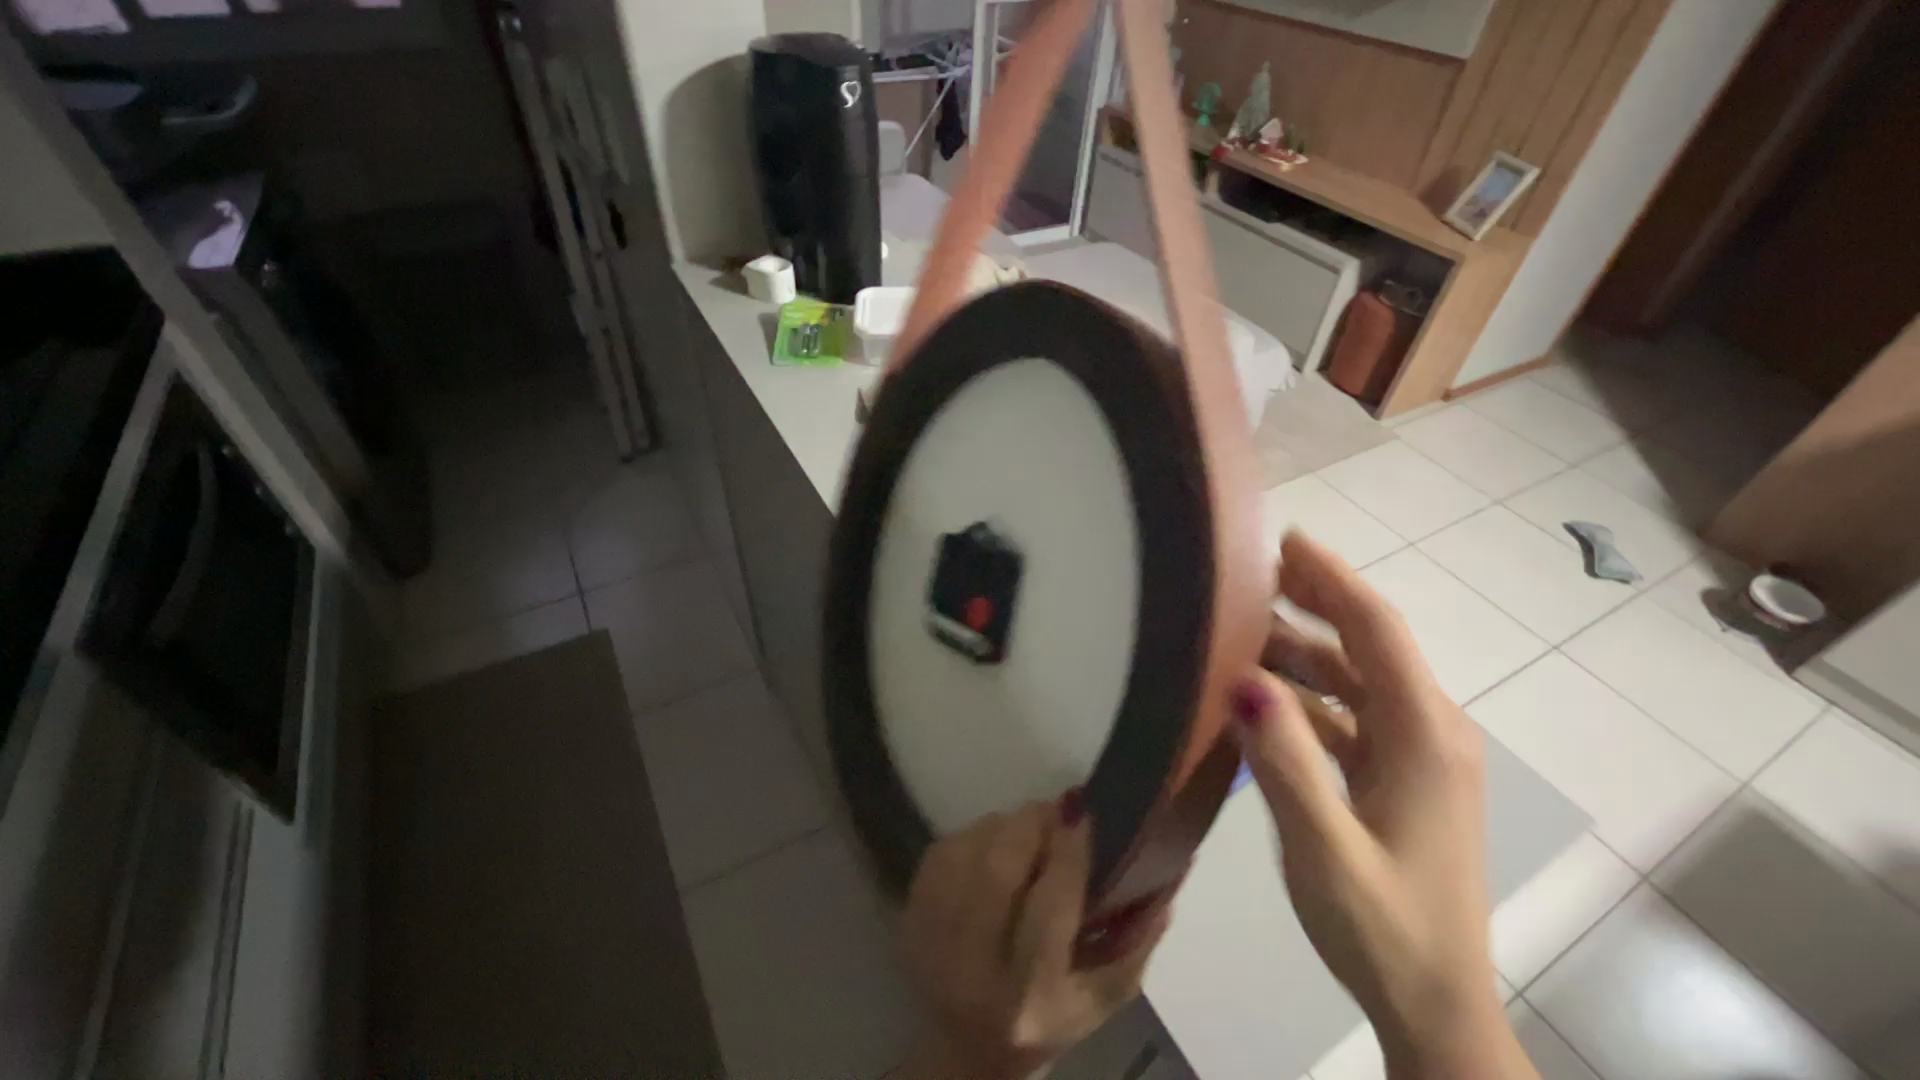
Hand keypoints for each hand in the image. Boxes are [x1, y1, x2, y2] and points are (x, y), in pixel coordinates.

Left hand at [898, 800, 1169, 1079]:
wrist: (963, 1052)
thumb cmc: (1045, 1023)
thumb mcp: (1101, 999)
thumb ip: (1136, 941)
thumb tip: (1167, 874)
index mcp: (1030, 992)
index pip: (1051, 904)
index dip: (1071, 850)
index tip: (1089, 812)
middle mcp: (974, 962)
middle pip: (1000, 865)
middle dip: (1034, 823)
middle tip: (1059, 811)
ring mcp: (931, 936)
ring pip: (970, 848)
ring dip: (1005, 826)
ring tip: (1029, 830)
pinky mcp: (908, 915)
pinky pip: (943, 849)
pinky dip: (974, 836)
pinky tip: (994, 846)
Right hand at [1235, 532, 1531, 1078]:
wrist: (1434, 1006)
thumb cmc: (1383, 928)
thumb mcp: (1325, 849)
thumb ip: (1285, 762)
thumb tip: (1245, 678)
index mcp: (1424, 737)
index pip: (1378, 632)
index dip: (1333, 579)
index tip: (1283, 540)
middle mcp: (1430, 733)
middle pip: (1371, 646)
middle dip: (1316, 601)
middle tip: (1251, 572)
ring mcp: (1419, 758)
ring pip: (1358, 681)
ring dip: (1305, 652)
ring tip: (1241, 631)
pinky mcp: (1402, 781)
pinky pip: (1352, 718)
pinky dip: (1310, 698)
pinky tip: (1263, 699)